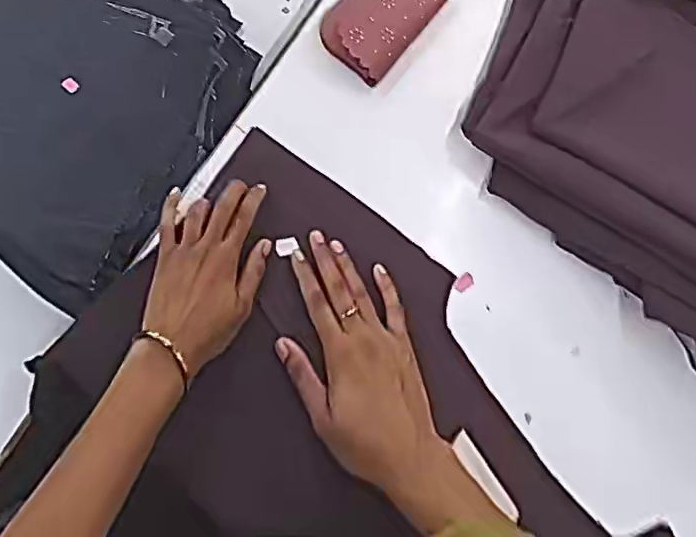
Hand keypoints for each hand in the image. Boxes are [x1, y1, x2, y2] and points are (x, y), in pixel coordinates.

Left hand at [141, 180, 271, 374]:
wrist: (170, 346)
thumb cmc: (205, 332)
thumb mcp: (241, 307)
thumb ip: (254, 271)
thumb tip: (264, 248)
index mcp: (226, 259)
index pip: (243, 219)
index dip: (253, 200)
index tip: (258, 191)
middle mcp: (204, 248)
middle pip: (222, 207)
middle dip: (234, 190)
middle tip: (241, 185)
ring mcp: (183, 249)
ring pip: (196, 210)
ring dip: (209, 199)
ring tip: (215, 196)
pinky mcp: (165, 256)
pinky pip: (167, 223)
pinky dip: (171, 205)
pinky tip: (175, 194)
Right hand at [278, 231, 508, 534]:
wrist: (411, 458)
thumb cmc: (367, 444)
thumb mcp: (323, 416)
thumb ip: (302, 375)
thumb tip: (284, 345)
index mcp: (340, 353)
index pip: (317, 304)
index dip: (305, 277)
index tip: (297, 258)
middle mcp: (363, 339)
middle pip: (339, 290)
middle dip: (324, 260)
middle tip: (315, 237)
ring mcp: (386, 340)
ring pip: (363, 293)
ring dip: (348, 267)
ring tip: (337, 246)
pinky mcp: (404, 347)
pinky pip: (395, 309)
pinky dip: (387, 287)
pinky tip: (380, 271)